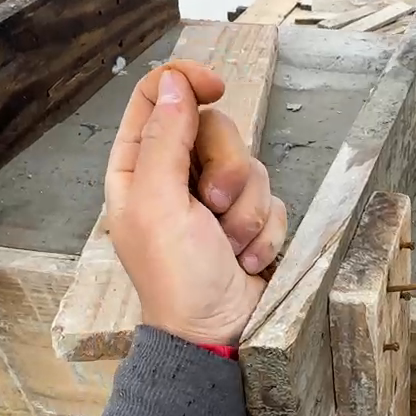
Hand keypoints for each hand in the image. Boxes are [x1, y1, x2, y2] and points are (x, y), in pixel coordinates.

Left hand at [104, 61, 288, 346]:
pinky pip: (274, 203)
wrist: (215, 333)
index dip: (186, 83)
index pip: (158, 97)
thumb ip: (165, 139)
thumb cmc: (176, 276)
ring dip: (247, 212)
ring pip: (252, 168)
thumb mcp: (159, 204)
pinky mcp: (252, 223)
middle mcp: (178, 177)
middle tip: (214, 207)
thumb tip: (175, 82)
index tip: (216, 88)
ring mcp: (218, 201)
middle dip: (227, 169)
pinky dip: (265, 234)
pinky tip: (246, 261)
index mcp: (141, 167)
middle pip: (217, 128)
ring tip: (230, 247)